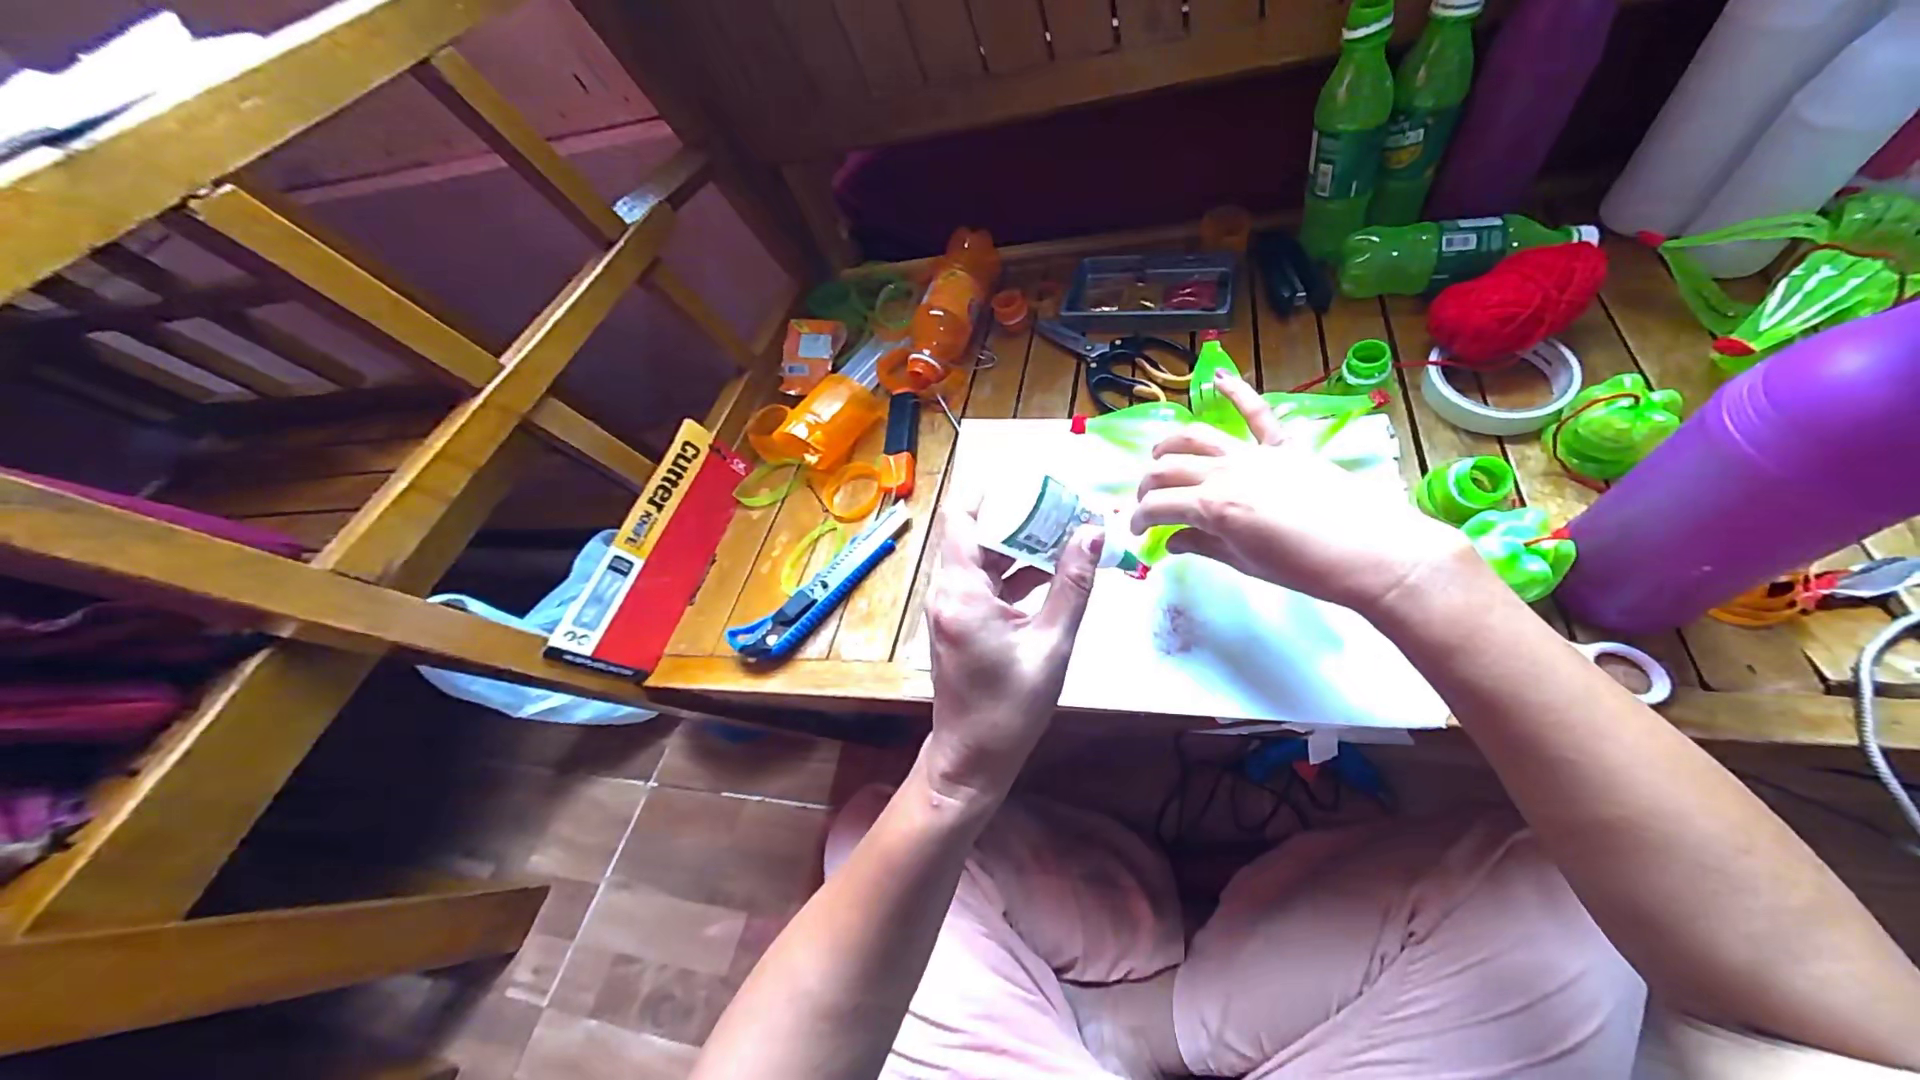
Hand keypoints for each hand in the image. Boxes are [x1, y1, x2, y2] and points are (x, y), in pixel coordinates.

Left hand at [922, 497, 1101, 803]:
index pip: (962, 519)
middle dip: (1016, 518)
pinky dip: (1012, 572)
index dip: (992, 494)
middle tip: (1061, 507)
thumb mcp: (1051, 645)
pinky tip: (1050, 570)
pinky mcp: (959, 621)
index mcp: (961, 593)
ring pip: (980, 558)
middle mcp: (947, 593)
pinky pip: (984, 582)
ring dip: (1017, 545)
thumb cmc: (1010, 708)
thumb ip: (1072, 585)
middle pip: (974, 535)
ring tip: (1063, 532)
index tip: (1031, 484)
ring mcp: (950, 608)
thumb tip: (1092, 533)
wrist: (973, 758)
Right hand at [1131, 368, 1471, 615]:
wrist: (1372, 554)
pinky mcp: (1284, 447)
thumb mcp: (1244, 563)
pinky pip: (1258, 413)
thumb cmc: (1305, 569)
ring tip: (1160, 458)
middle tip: (1147, 504)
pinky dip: (1238, 392)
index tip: (1138, 533)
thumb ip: (1202, 546)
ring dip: (1170, 446)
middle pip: (1167, 470)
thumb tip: (1171, 542)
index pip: (1157, 506)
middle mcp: (1224, 472)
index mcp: (1212, 507)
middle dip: (1146, 487)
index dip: (1139, 519)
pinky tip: (1219, 377)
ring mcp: (1254, 455)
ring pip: (1196, 437)